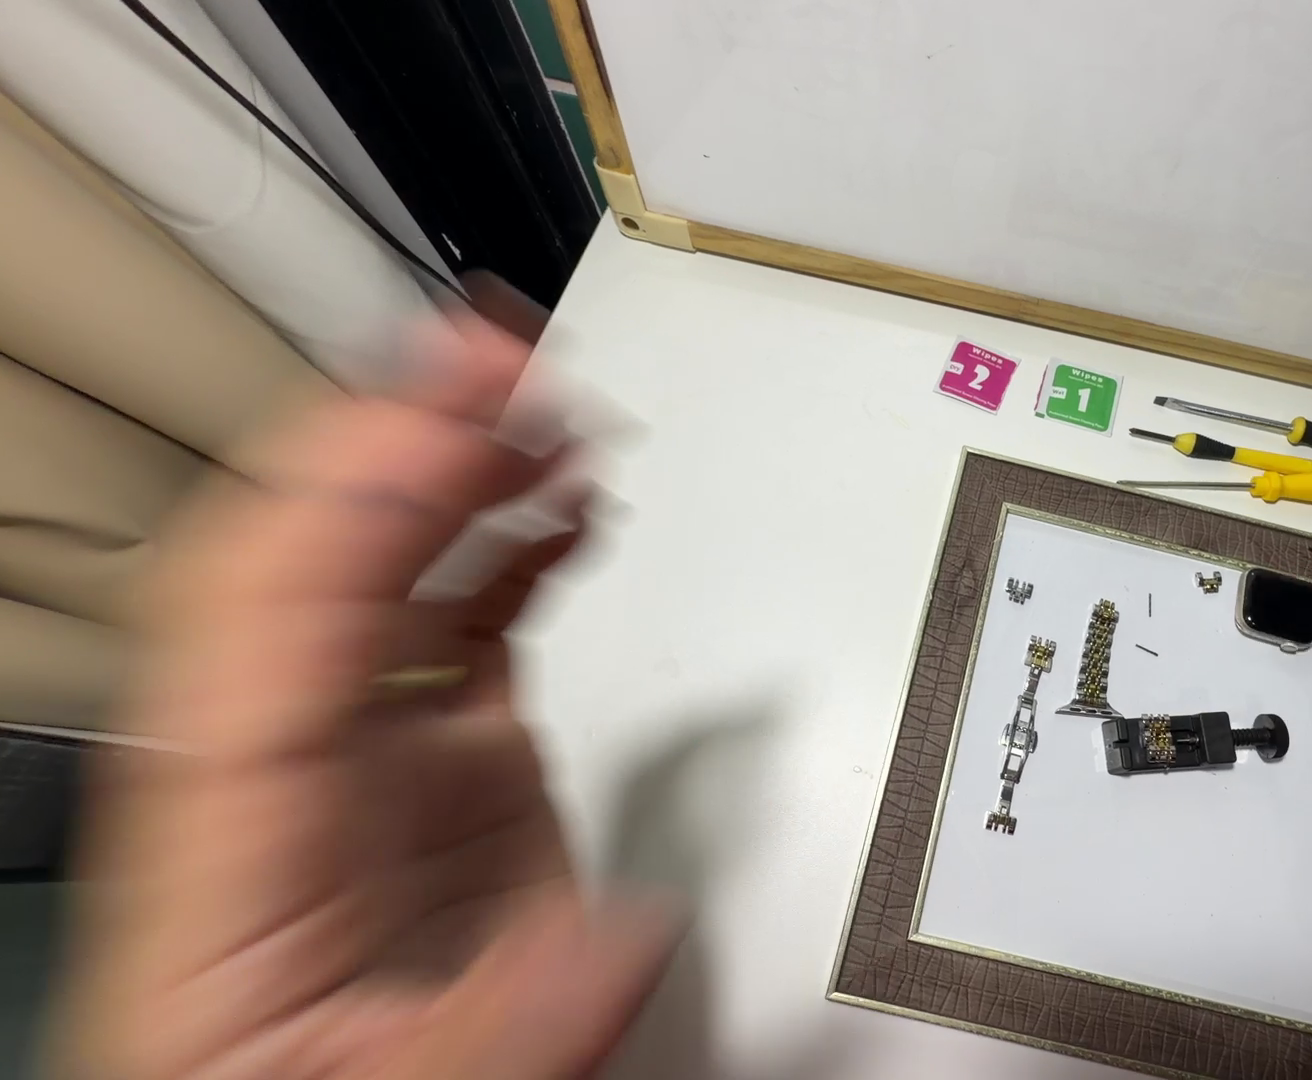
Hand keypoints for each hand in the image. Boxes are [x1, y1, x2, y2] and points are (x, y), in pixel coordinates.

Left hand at [52, 312, 680, 1079]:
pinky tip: (561, 502)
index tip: (462, 406)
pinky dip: (516, 541)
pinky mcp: (456, 747)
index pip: (268, 621)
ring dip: (467, 467)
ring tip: (547, 406)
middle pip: (317, 556)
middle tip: (505, 357)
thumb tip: (623, 921)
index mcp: (252, 847)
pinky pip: (470, 611)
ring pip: (397, 563)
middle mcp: (307, 766)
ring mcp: (385, 746)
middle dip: (406, 435)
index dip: (358, 490)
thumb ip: (514, 1018)